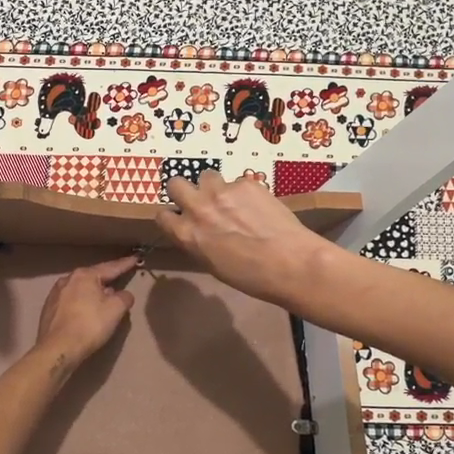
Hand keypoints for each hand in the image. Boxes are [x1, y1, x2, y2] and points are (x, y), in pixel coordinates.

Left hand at [34, 255, 137, 364]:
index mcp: (84, 276)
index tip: (135, 259)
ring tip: (103, 299)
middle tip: (119, 280)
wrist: (58, 348)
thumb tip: (124, 294)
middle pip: (92, 277)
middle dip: (106, 280)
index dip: (124, 264)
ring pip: (80, 289)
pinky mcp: (49, 309)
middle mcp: (67, 280)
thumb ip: (124, 298)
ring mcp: (55, 294)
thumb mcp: (115, 310)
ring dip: (92, 293)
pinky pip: (70, 301)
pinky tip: (85, 312)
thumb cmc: (89, 326)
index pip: (110, 268)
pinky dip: (80, 304)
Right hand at [157, 171, 337, 303]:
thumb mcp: (213, 265)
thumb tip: (198, 234)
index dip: (172, 217)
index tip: (181, 220)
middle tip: (201, 202)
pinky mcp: (247, 183)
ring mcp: (222, 191)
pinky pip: (237, 182)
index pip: (162, 215)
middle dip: (185, 191)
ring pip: (207, 177)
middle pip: (176, 184)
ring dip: (214, 188)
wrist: (291, 263)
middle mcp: (199, 208)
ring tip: (232, 202)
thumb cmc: (250, 276)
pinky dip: (244, 193)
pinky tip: (258, 207)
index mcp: (187, 234)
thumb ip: (197, 243)